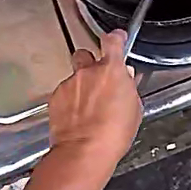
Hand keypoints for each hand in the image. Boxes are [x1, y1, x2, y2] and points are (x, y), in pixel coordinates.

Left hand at [48, 30, 142, 170]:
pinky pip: (64, 92)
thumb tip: (127, 80)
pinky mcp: (56, 98)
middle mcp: (87, 72)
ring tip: (89, 107)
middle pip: (86, 55)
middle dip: (91, 64)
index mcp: (111, 71)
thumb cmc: (112, 135)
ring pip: (74, 76)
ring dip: (81, 86)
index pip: (112, 41)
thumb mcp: (134, 109)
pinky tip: (78, 116)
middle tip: (99, 79)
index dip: (116, 38)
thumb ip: (129, 88)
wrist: (84, 152)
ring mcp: (69, 84)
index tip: (118, 38)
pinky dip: (70, 101)